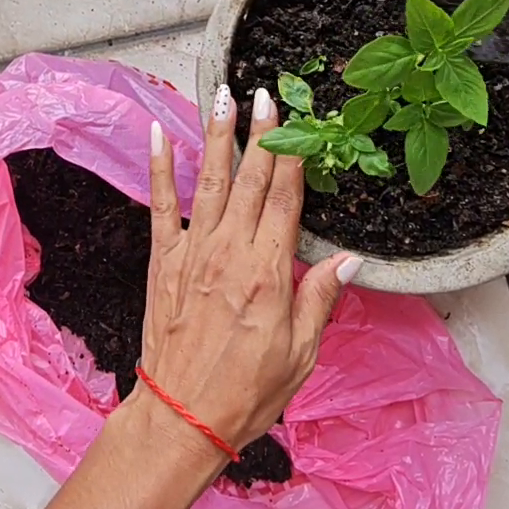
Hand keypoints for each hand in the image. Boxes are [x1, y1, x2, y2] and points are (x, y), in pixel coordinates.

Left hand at [8, 86, 358, 508]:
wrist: (181, 415)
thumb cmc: (246, 391)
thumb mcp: (301, 355)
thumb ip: (320, 298)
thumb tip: (350, 259)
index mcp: (268, 273)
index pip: (285, 201)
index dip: (293, 157)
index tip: (297, 122)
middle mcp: (230, 253)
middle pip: (250, 181)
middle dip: (259, 134)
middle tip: (263, 93)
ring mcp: (192, 251)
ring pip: (208, 181)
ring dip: (216, 137)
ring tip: (221, 98)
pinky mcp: (163, 259)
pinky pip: (161, 204)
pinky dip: (158, 167)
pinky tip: (158, 134)